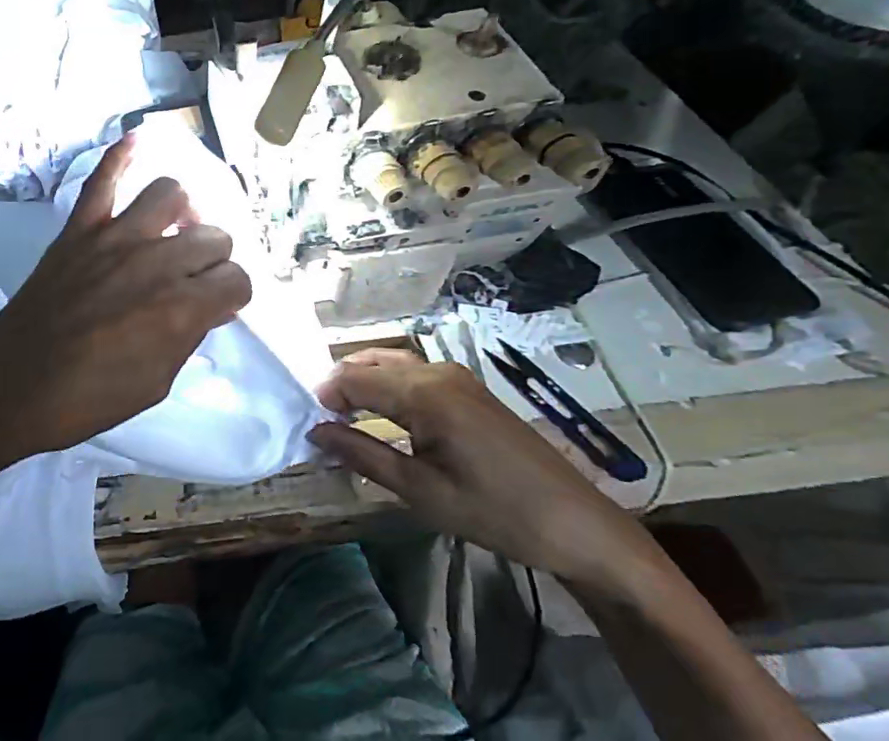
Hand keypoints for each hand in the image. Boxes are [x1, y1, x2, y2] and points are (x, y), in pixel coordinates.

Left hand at [0, 134, 252, 476]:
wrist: (15, 382)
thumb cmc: (89, 397)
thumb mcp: (156, 383)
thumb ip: (189, 337)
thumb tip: (211, 306)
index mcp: (182, 308)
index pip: (237, 280)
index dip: (231, 296)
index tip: (217, 306)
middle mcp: (157, 262)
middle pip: (213, 236)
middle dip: (213, 260)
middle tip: (194, 278)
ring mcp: (114, 238)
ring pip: (171, 194)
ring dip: (182, 213)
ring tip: (172, 231)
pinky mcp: (79, 229)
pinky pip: (102, 179)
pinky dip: (119, 156)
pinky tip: (134, 139)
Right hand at [307, 349, 662, 595]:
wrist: (580, 526)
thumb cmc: (497, 513)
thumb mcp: (421, 491)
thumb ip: (362, 455)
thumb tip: (316, 432)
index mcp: (424, 393)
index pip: (352, 379)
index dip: (323, 398)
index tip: (308, 426)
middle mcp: (437, 372)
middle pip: (369, 363)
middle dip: (339, 387)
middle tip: (323, 424)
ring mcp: (457, 376)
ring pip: (390, 363)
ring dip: (363, 383)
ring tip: (346, 418)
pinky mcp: (470, 388)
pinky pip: (413, 372)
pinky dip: (387, 384)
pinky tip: (384, 414)